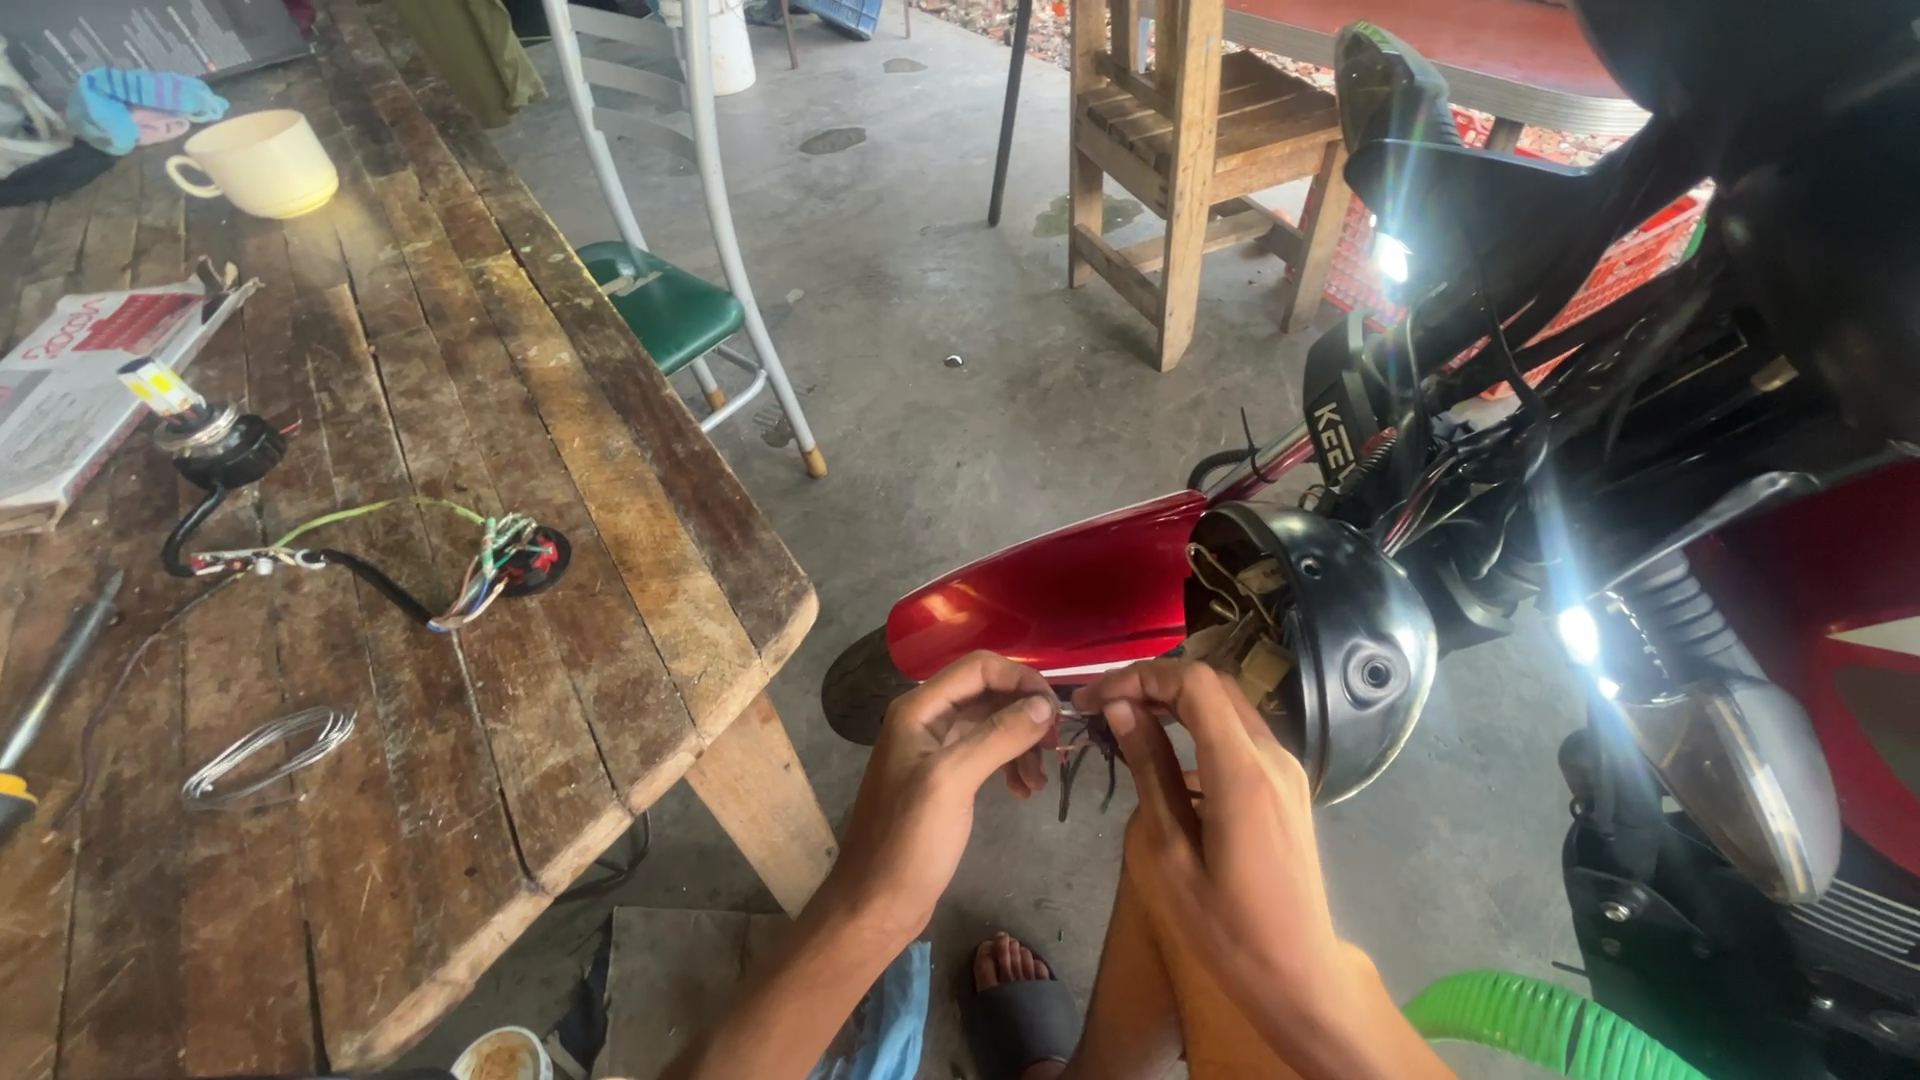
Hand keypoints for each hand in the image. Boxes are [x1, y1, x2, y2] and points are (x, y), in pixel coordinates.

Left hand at [811, 651, 1056, 948]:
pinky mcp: (945, 777)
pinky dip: (1009, 763)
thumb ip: (998, 736)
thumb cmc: (908, 841)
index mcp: (918, 708)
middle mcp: (925, 719)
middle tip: (1054, 746)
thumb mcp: (954, 781)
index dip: (1021, 679)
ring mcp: (934, 748)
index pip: (979, 667)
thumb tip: (1044, 704)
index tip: (1055, 710)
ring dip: (1021, 742)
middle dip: (1024, 712)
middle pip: (987, 693)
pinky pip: (986, 752)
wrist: (876, 903)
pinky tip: (1023, 790)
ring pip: (991, 723)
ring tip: (1039, 780)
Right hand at [1075, 661, 1453, 1079]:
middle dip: (1151, 681)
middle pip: (1211, 682)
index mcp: (1243, 772)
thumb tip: (1119, 709)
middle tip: (1101, 705)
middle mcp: (1272, 755)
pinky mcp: (1286, 780)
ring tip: (1124, 717)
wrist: (1298, 975)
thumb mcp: (1169, 851)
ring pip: (1226, 700)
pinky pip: (1237, 727)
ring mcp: (1285, 766)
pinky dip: (1196, 718)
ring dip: (1173, 697)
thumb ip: (1148, 770)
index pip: (1194, 684)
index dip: (1138, 677)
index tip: (1093, 699)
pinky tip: (1164, 742)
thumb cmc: (1225, 927)